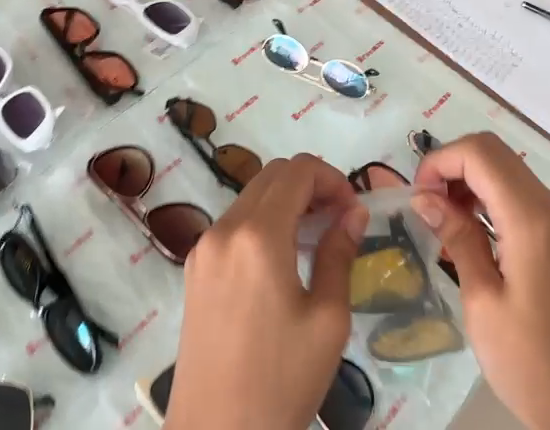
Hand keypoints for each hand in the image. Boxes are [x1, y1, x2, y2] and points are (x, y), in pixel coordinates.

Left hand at [165, 154, 367, 429]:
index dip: (333, 178)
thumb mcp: (328, 319)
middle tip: (341, 220)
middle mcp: (224, 230)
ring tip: (318, 241)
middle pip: (272, 175)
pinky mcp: (195, 272)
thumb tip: (352, 215)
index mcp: (257, 235)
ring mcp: (203, 250)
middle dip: (312, 185)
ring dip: (288, 203)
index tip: (354, 211)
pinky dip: (265, 223)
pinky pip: (235, 225)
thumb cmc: (280, 381)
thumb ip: (340, 255)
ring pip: (252, 197)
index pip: (298, 170)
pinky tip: (286, 260)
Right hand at [413, 134, 549, 429]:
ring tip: (442, 221)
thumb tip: (424, 196)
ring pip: (505, 167)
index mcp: (531, 220)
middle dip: (452, 165)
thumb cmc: (523, 356)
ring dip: (468, 179)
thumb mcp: (480, 297)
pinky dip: (486, 196)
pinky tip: (466, 230)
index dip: (441, 161)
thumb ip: (456, 236)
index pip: (481, 154)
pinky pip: (516, 192)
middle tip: (426, 205)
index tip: (418, 197)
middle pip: (494, 151)